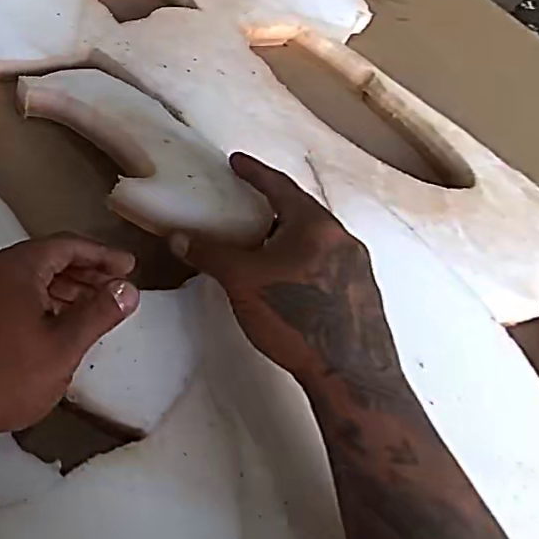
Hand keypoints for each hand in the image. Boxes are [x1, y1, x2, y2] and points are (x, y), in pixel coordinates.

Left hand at [0, 235, 138, 439]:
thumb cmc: (8, 376)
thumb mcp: (63, 346)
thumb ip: (98, 312)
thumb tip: (127, 289)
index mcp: (13, 266)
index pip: (65, 245)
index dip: (101, 254)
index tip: (128, 266)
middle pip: (45, 256)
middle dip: (83, 269)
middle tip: (117, 285)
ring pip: (27, 274)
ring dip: (62, 285)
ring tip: (95, 304)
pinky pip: (10, 289)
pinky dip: (39, 297)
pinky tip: (58, 318)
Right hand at [169, 154, 393, 388]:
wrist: (351, 377)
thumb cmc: (295, 316)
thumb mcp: (241, 280)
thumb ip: (209, 253)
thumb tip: (177, 236)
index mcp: (317, 227)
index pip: (281, 188)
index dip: (256, 173)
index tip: (237, 161)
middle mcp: (343, 241)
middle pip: (302, 211)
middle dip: (272, 203)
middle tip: (246, 200)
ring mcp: (358, 269)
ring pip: (314, 238)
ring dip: (286, 232)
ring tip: (259, 238)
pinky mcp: (361, 295)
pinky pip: (323, 260)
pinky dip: (298, 254)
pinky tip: (282, 273)